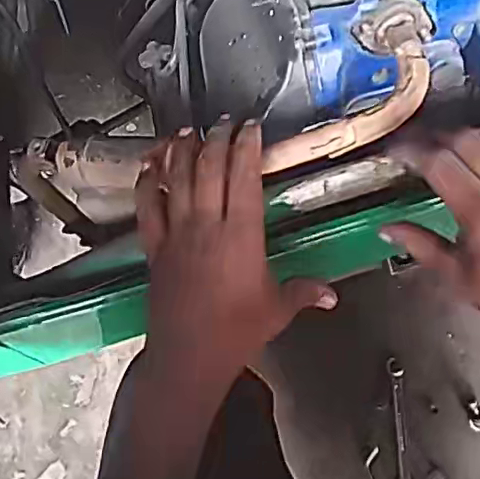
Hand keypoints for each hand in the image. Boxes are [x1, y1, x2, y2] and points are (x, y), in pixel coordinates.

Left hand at [136, 119, 336, 386]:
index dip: (247, 146)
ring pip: (176, 180)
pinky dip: (147, 183)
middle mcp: (207, 225)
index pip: (243, 176)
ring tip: (188, 131)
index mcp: (241, 235)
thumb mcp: (277, 310)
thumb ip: (304, 292)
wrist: (189, 356)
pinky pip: (147, 208)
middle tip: (224, 122)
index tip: (251, 127)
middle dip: (216, 139)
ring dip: (181, 151)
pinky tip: (150, 167)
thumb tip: (332, 294)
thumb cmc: (237, 332)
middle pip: (208, 168)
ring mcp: (176, 234)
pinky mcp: (155, 248)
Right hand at [381, 130, 479, 348]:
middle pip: (467, 140)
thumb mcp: (458, 277)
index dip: (412, 152)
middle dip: (433, 136)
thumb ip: (420, 245)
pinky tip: (464, 160)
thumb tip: (386, 228)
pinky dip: (478, 148)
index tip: (393, 151)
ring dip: (458, 137)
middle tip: (410, 144)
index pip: (442, 165)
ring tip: (433, 146)